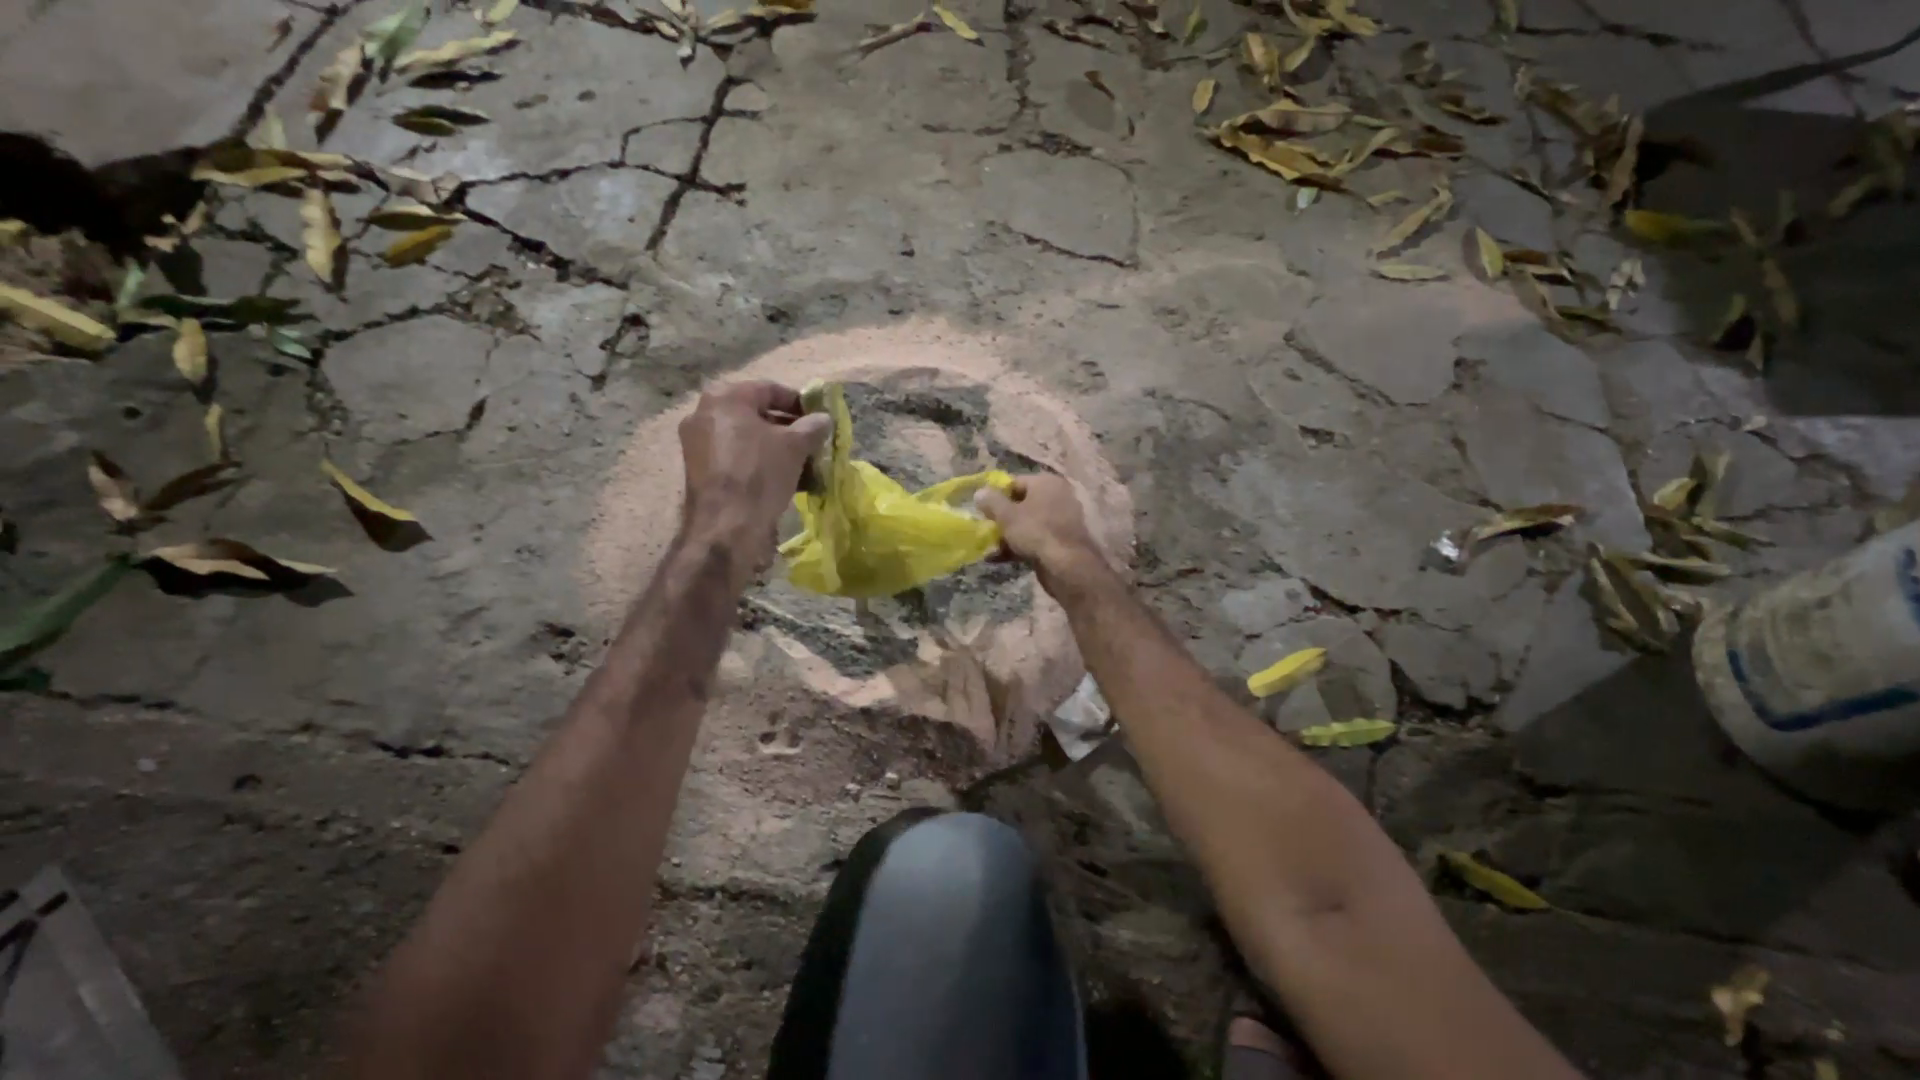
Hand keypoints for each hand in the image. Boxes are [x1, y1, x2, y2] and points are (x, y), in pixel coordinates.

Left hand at [678, 381, 830, 567]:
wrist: (726, 525)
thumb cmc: (760, 473)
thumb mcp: (795, 446)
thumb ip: (812, 427)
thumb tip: (823, 419)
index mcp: (725, 397)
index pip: (769, 389)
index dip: (798, 403)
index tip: (819, 418)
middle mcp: (704, 414)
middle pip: (756, 414)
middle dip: (787, 428)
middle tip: (812, 442)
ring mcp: (698, 443)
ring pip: (746, 438)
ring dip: (775, 448)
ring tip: (803, 464)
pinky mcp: (699, 470)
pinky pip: (735, 457)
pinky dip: (758, 463)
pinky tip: (783, 479)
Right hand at [973, 473, 1103, 585]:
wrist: (1066, 565)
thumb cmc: (1035, 531)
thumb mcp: (1006, 515)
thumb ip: (991, 501)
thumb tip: (979, 492)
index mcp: (1047, 482)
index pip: (1015, 482)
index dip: (997, 496)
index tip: (984, 511)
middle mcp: (1058, 496)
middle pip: (1022, 503)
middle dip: (1003, 517)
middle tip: (987, 528)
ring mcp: (1063, 519)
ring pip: (1029, 523)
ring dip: (1009, 534)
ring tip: (991, 547)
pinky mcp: (1063, 540)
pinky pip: (1037, 538)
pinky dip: (1021, 545)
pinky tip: (1002, 558)